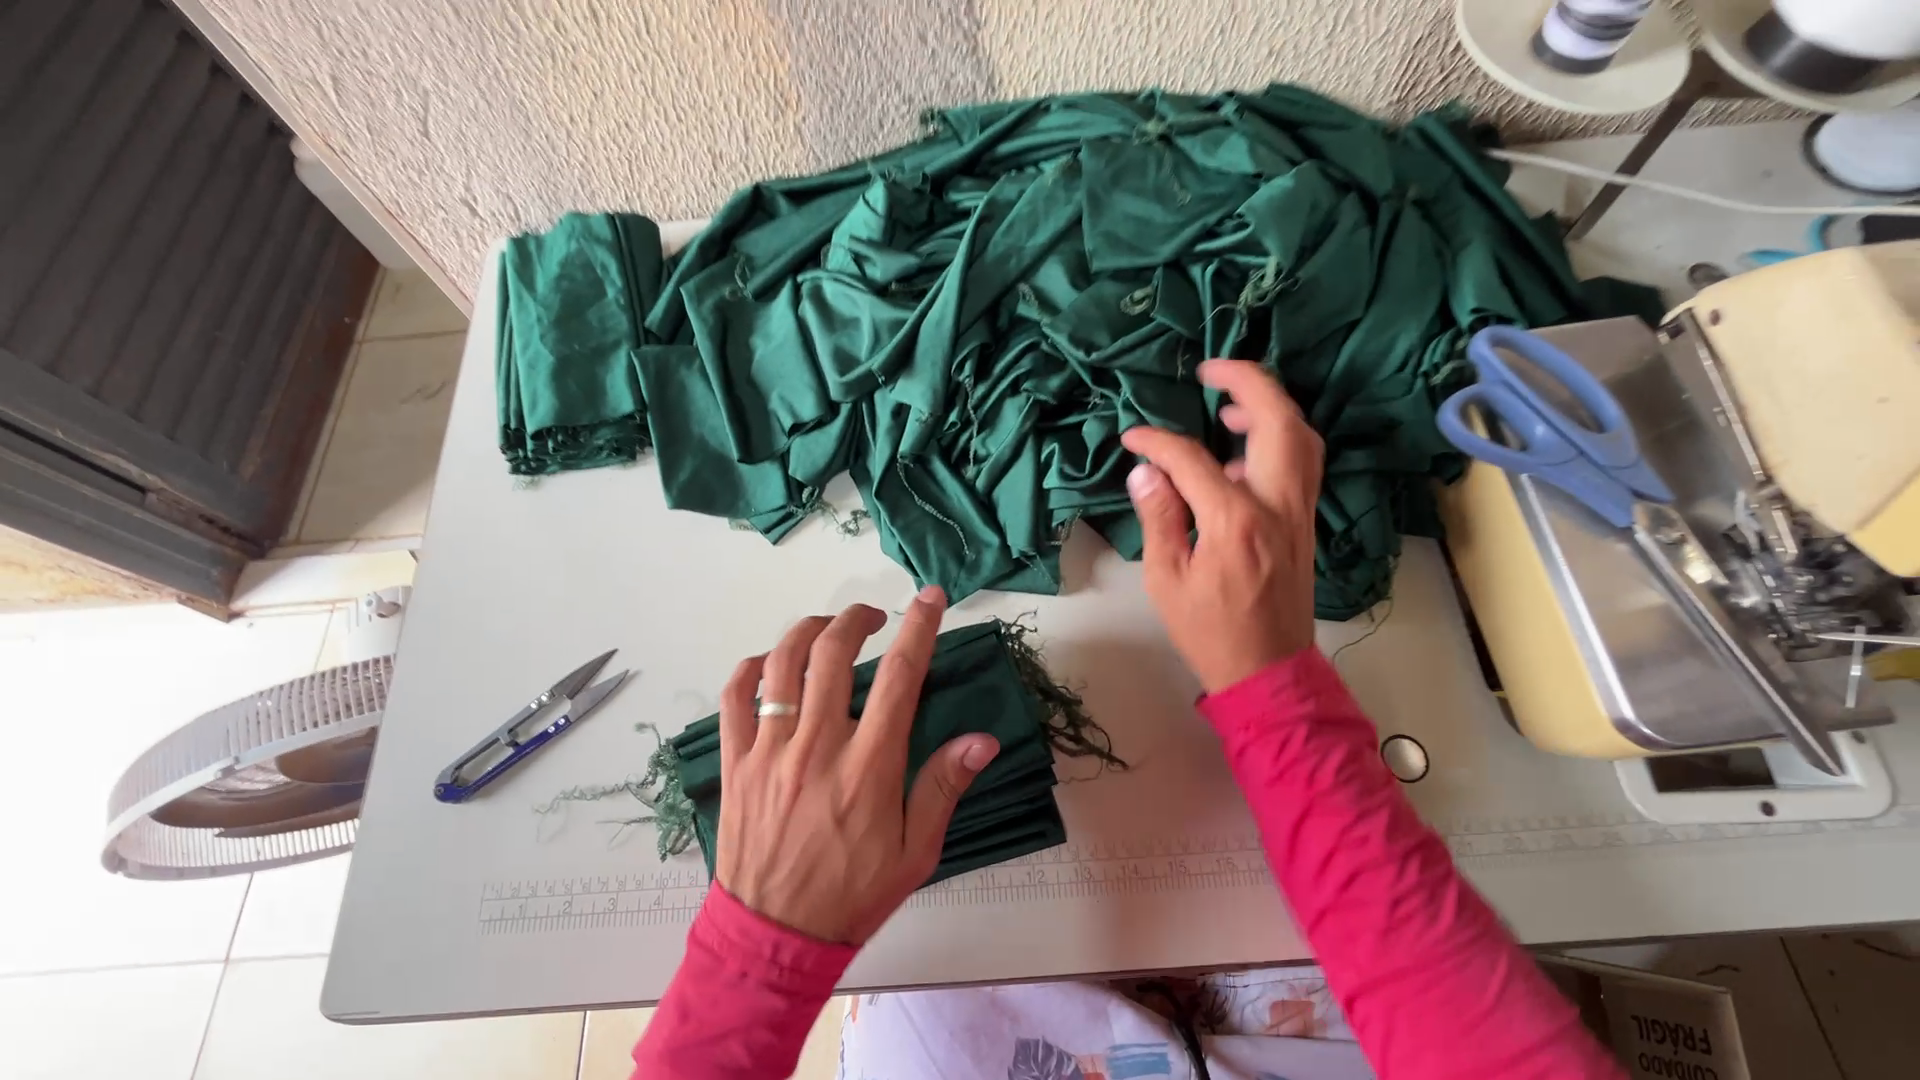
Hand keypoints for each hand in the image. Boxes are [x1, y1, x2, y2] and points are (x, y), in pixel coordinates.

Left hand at [714, 587, 999, 943]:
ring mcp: (769, 751)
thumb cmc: (852, 893)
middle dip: (857, 619)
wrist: (774, 936)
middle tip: (874, 618)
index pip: (900, 678)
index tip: (929, 599)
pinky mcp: (735, 762)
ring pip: (782, 664)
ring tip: (828, 629)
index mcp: (868, 767)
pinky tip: (770, 664)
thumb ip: (943, 788)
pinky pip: (734, 697)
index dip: (919, 629)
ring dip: (807, 631)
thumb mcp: (915, 852)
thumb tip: (981, 740)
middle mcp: (817, 747)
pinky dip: (751, 667)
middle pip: (833, 654)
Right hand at [1121, 358, 1323, 693]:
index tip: (1133, 439)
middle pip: (1279, 421)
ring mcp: (1300, 512)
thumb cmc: (1208, 630)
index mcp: (1235, 521)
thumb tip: (1147, 469)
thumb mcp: (1165, 578)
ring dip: (1270, 408)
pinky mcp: (1306, 522)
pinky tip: (1242, 453)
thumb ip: (1159, 516)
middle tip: (1211, 369)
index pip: (1194, 458)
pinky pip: (1301, 463)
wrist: (1268, 670)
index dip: (1158, 442)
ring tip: (1227, 406)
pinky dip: (1278, 439)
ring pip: (1302, 438)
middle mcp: (1278, 505)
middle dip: (1248, 382)